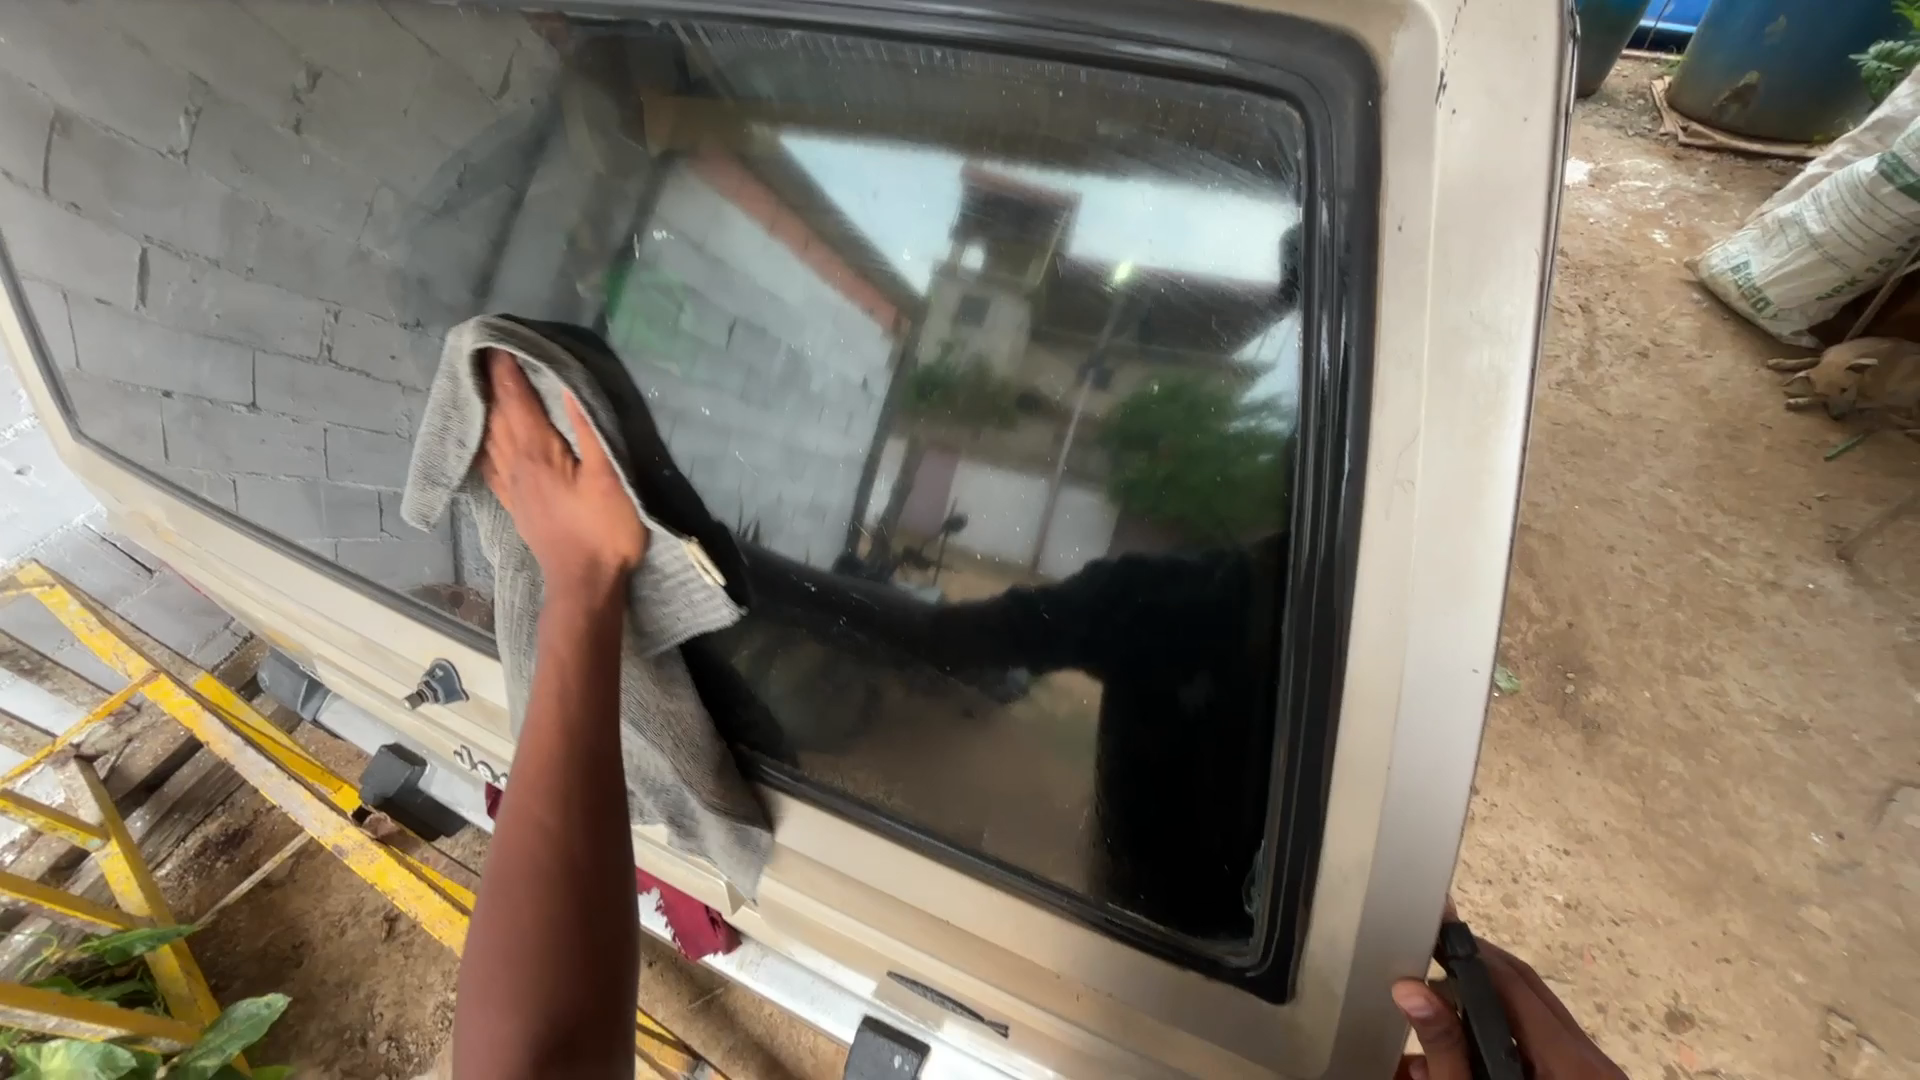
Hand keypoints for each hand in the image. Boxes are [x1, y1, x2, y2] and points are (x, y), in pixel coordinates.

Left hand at [477, 349, 646, 596]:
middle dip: (491, 383)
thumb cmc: (604, 531)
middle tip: (483, 353)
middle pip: (496, 416)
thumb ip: (589, 432)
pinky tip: (483, 439)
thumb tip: (568, 389)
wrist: (585, 583)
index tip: (497, 340)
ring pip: (489, 438)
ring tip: (480, 385)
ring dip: (484, 409)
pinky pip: (490, 463)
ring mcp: (512, 488)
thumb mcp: (609, 478)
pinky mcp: (516, 505)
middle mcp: (516, 466)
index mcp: (538, 454)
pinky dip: (484, 441)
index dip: (507, 372)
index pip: (517, 402)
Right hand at [1393, 934, 1627, 1079]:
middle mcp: (1595, 1065)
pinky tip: (1463, 1051)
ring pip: (1536, 1015)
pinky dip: (1504, 1034)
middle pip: (1527, 988)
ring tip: (1435, 1006)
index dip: (1466, 947)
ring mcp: (1599, 1078)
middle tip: (1423, 951)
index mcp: (1572, 1065)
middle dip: (1472, 967)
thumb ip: (1446, 1050)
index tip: (1427, 922)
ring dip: (1486, 1001)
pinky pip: (1545, 1043)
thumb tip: (1408, 987)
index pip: (1511, 979)